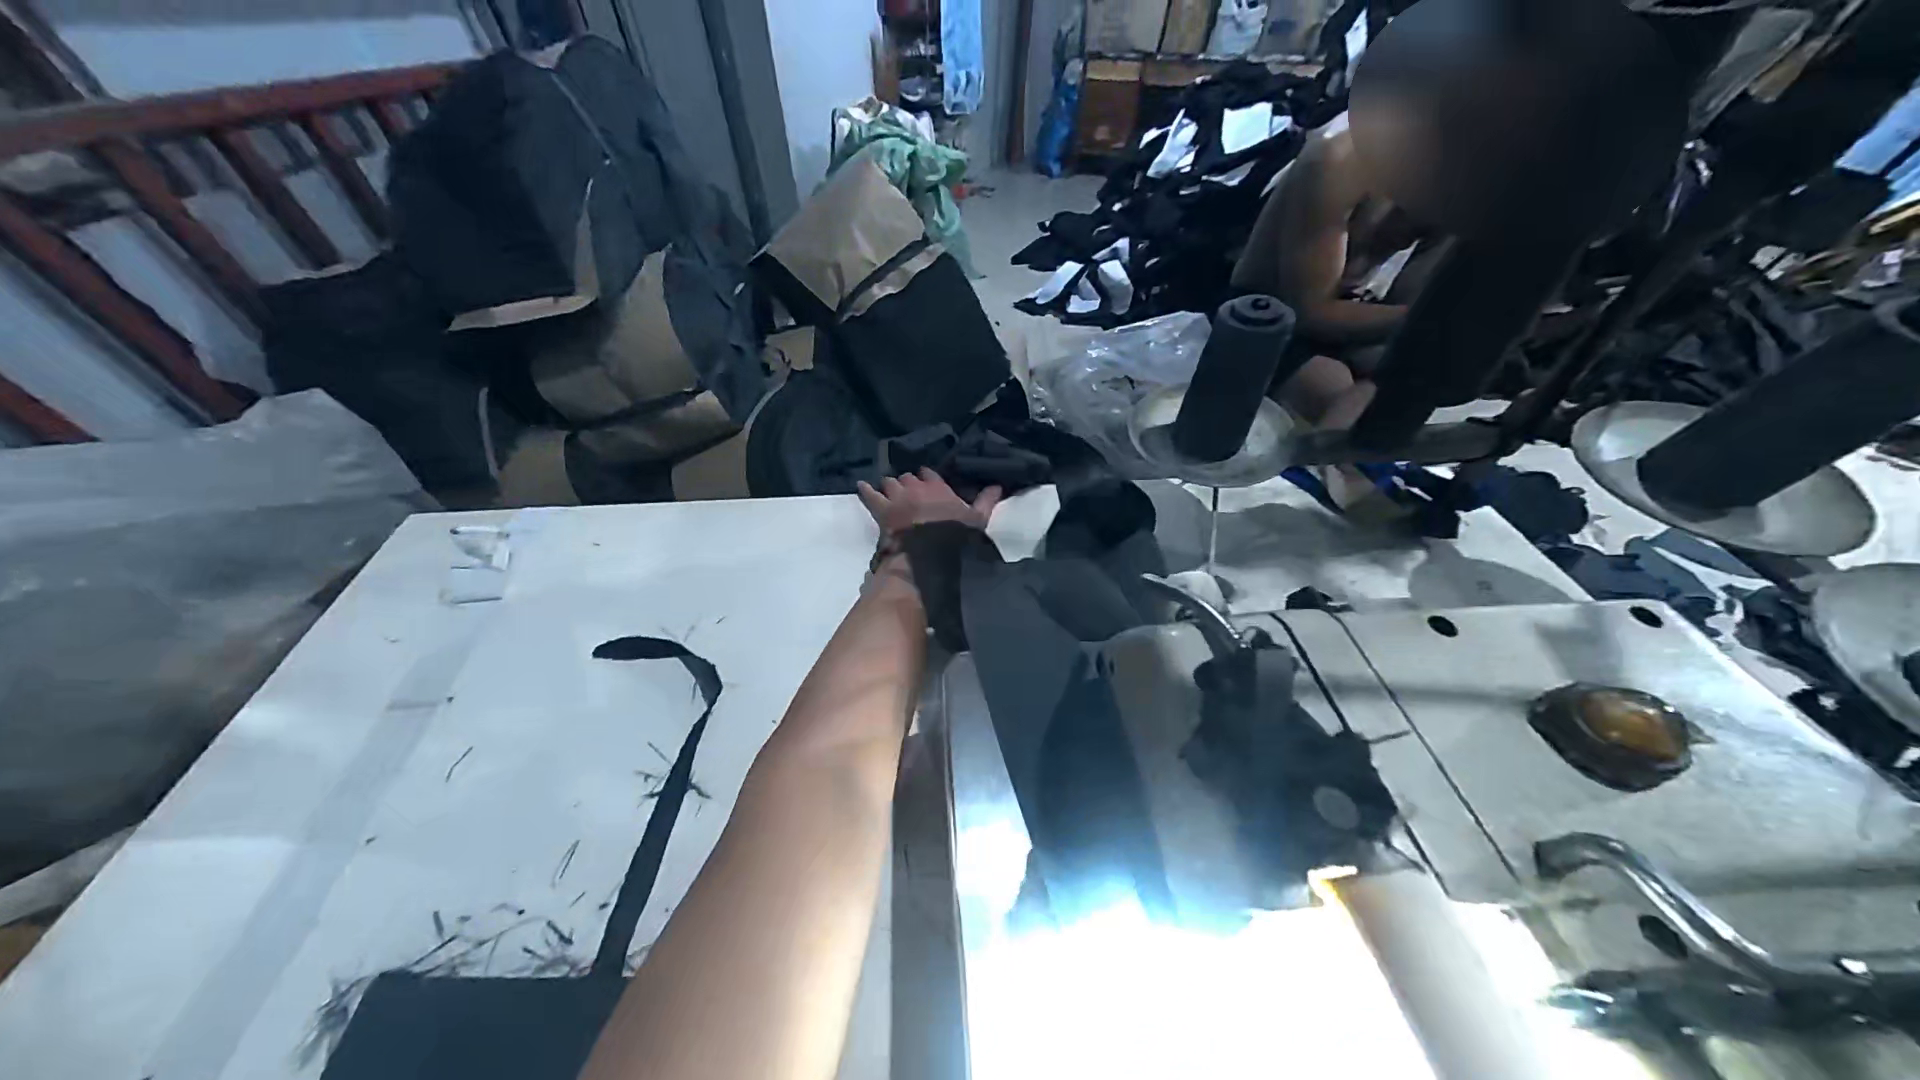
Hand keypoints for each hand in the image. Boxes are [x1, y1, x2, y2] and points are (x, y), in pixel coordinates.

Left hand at [856, 469, 1001, 539]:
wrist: (929, 554)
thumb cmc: (956, 536)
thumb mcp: (976, 519)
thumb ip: (986, 501)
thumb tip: (998, 485)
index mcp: (938, 487)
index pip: (929, 474)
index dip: (927, 477)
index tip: (927, 480)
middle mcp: (916, 487)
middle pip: (908, 477)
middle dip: (907, 483)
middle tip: (909, 492)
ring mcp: (897, 497)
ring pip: (890, 483)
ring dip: (890, 486)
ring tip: (891, 492)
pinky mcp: (882, 510)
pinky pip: (870, 495)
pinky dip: (866, 490)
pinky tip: (862, 486)